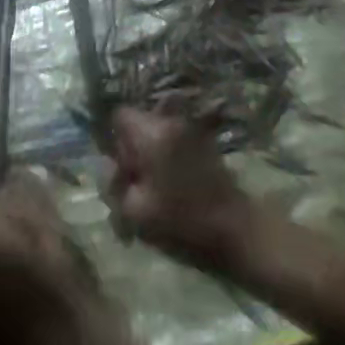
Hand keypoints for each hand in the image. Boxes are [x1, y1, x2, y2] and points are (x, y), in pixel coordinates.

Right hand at [102, 107, 253, 270]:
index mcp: (152, 133)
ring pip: (158, 128)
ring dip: (153, 148)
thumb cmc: (181, 222)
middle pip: (140, 120)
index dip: (115, 139)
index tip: (123, 166)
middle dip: (134, 145)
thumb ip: (113, 184)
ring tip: (158, 181)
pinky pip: (176, 137)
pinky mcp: (206, 141)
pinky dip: (170, 152)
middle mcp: (171, 122)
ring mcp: (192, 129)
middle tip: (139, 179)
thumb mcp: (134, 211)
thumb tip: (109, 166)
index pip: (120, 114)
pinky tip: (176, 181)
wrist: (236, 229)